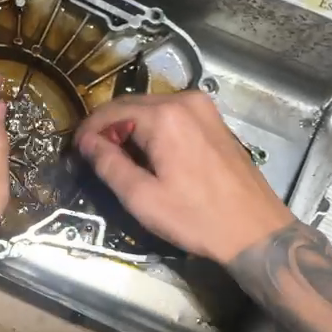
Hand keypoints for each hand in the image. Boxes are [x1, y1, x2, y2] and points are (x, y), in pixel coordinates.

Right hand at [74, 91, 293, 264]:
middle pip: (130, 105)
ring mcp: (204, 108)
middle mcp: (185, 101)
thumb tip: (86, 144)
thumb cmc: (196, 218)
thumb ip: (109, 166)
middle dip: (107, 128)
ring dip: (129, 128)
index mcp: (164, 117)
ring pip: (151, 108)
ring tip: (116, 157)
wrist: (255, 230)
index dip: (88, 131)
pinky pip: (172, 115)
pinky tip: (147, 154)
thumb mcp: (143, 198)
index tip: (75, 152)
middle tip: (91, 155)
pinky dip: (152, 128)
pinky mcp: (214, 120)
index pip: (110, 112)